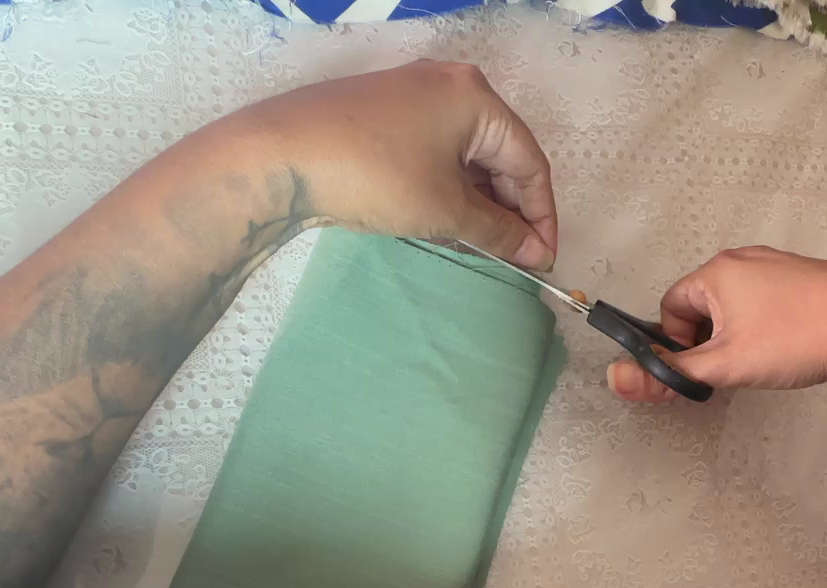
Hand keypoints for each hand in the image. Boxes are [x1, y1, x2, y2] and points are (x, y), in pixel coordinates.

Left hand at [255, 61, 557, 268]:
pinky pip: (441, 158)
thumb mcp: (448, 210)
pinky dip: (454, 194)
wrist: (283, 157)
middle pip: (502, 159)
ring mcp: (418, 99)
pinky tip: (452, 226)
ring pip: (471, 161)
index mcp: (476, 98)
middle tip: (515, 259)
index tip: (543, 260)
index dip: (542, 218)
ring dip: (483, 207)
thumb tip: (534, 252)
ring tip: (484, 249)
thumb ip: (499, 232)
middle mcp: (452, 87)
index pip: (530, 163)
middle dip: (512, 213)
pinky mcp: (391, 118)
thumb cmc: (377, 176)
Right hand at [606, 247, 826, 401]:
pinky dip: (763, 329)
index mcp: (717, 272)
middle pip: (701, 307)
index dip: (677, 345)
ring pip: (733, 308)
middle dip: (707, 342)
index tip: (702, 368)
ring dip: (735, 338)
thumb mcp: (724, 365)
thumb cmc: (797, 338)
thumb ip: (668, 374)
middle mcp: (744, 260)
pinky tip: (788, 347)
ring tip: (764, 359)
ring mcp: (776, 266)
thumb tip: (615, 378)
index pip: (670, 308)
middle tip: (733, 368)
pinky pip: (763, 304)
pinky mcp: (803, 279)